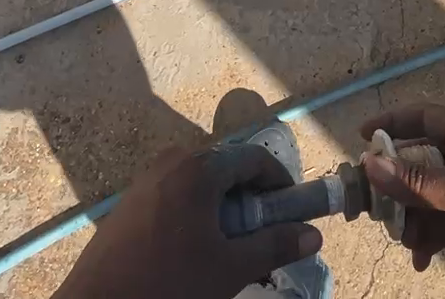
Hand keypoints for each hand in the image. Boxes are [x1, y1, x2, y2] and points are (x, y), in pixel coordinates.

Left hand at [53, 143, 321, 298]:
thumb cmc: (168, 286)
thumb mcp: (229, 269)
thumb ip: (274, 246)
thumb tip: (314, 235)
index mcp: (200, 167)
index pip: (254, 158)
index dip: (279, 182)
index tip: (292, 211)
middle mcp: (174, 159)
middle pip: (227, 168)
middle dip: (250, 198)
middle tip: (262, 234)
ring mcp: (148, 177)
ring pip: (201, 182)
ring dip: (223, 207)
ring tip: (230, 247)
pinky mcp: (131, 199)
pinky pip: (176, 193)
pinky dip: (196, 212)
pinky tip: (195, 249)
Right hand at [361, 103, 444, 298]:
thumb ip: (418, 180)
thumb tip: (369, 160)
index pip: (425, 116)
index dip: (394, 121)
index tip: (360, 136)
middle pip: (420, 159)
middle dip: (395, 181)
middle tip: (371, 205)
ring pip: (425, 196)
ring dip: (409, 216)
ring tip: (404, 239)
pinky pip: (438, 225)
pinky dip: (425, 238)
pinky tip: (421, 258)